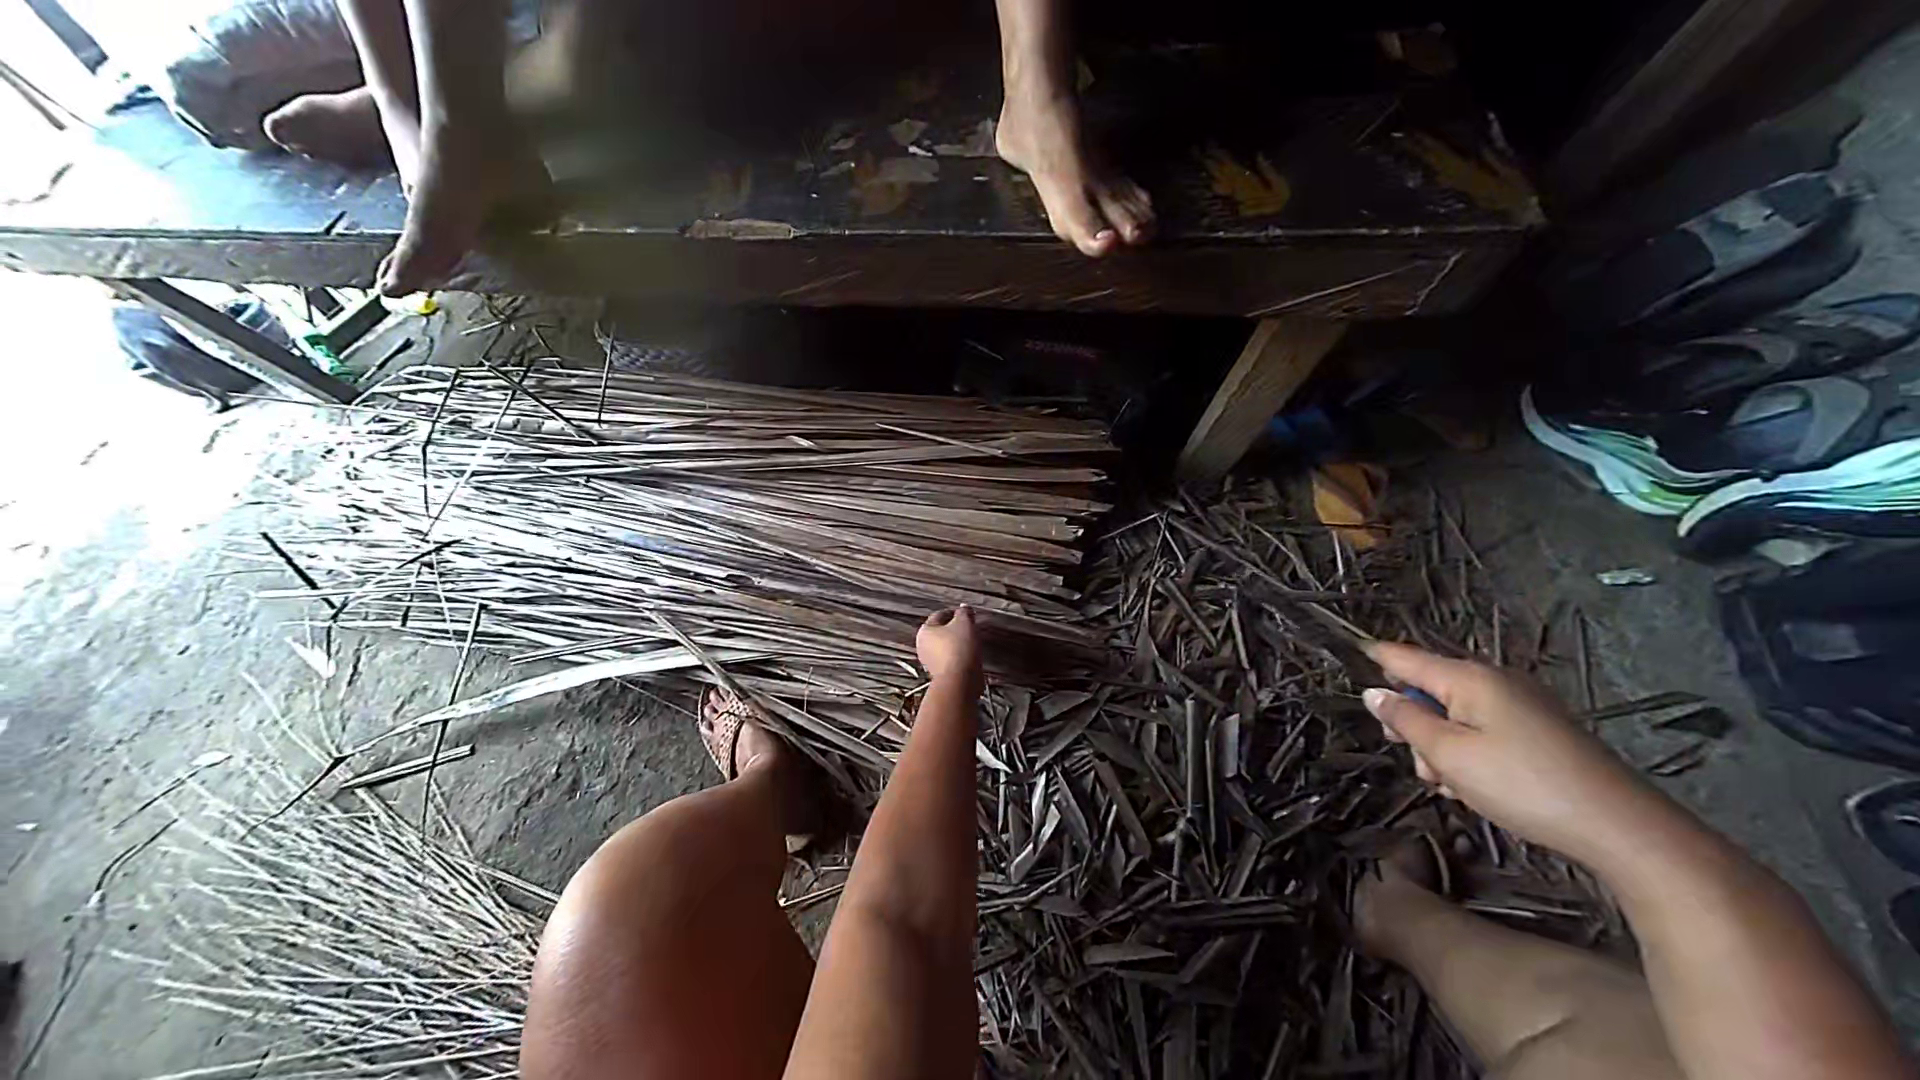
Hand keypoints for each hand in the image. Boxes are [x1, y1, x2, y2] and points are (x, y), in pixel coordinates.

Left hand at [916, 606, 982, 692]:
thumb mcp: (964, 622)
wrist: (960, 680)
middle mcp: (924, 646)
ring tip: (972, 642)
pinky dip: (959, 657)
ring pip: (946, 647)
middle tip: (970, 627)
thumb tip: (965, 609)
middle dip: (956, 629)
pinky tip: (970, 656)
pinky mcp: (941, 674)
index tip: (967, 614)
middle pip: (942, 632)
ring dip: (958, 643)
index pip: (940, 615)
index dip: (955, 613)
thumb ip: (964, 612)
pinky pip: (951, 660)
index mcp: (925, 631)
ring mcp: (931, 662)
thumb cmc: (959, 649)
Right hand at [1362, 642, 1664, 862]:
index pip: (1403, 657)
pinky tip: (1476, 786)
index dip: (1373, 658)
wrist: (1623, 829)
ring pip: (1453, 715)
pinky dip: (1467, 751)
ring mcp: (1521, 705)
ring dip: (1439, 746)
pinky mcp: (1539, 730)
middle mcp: (1494, 681)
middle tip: (1418, 762)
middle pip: (1428, 689)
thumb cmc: (1523, 785)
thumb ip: (1405, 719)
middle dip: (1412, 722)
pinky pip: (1482, 729)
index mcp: (1468, 678)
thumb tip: (1374, 693)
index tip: (1347, 657)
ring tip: (1451, 785)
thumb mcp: (1448, 754)